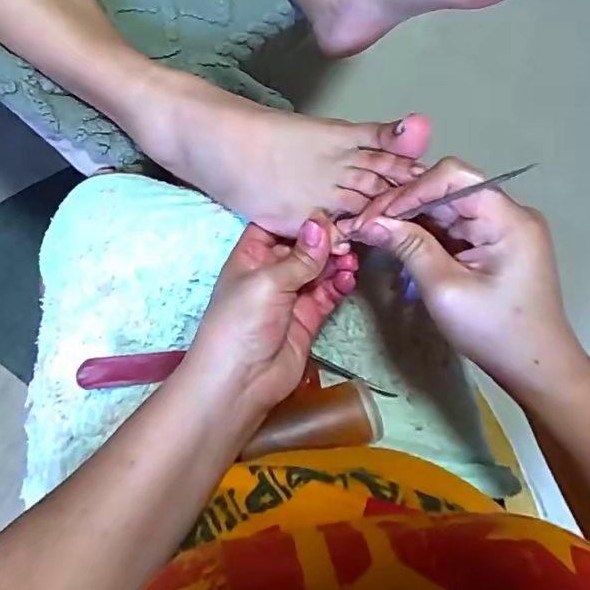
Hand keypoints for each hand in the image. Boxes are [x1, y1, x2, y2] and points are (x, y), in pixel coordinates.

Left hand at [182, 214, 358, 414]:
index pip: (275, 225)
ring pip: (318, 270)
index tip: (327, 208)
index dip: (299, 217)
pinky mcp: (307, 318)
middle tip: (347, 237)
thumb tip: (321, 224)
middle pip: (302, 247)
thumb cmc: (240, 322)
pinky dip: (339, 285)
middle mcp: (270, 273)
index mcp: (250, 256)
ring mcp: (290, 296)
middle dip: (324, 240)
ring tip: (350, 258)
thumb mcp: (267, 282)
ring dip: (335, 262)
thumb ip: (300, 257)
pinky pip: (327, 294)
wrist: (239, 382)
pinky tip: (348, 278)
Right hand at [339, 158, 583, 391]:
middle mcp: (508, 213)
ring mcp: (501, 228)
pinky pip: (452, 226)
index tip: (376, 215)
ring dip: (409, 219)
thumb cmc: (495, 332)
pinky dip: (423, 232)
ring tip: (373, 232)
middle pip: (447, 190)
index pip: (453, 178)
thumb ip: (409, 247)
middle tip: (364, 225)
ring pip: (445, 207)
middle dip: (404, 205)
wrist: (535, 369)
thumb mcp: (445, 290)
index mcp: (508, 218)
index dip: (411, 191)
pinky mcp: (492, 243)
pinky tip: (396, 240)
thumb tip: (370, 222)